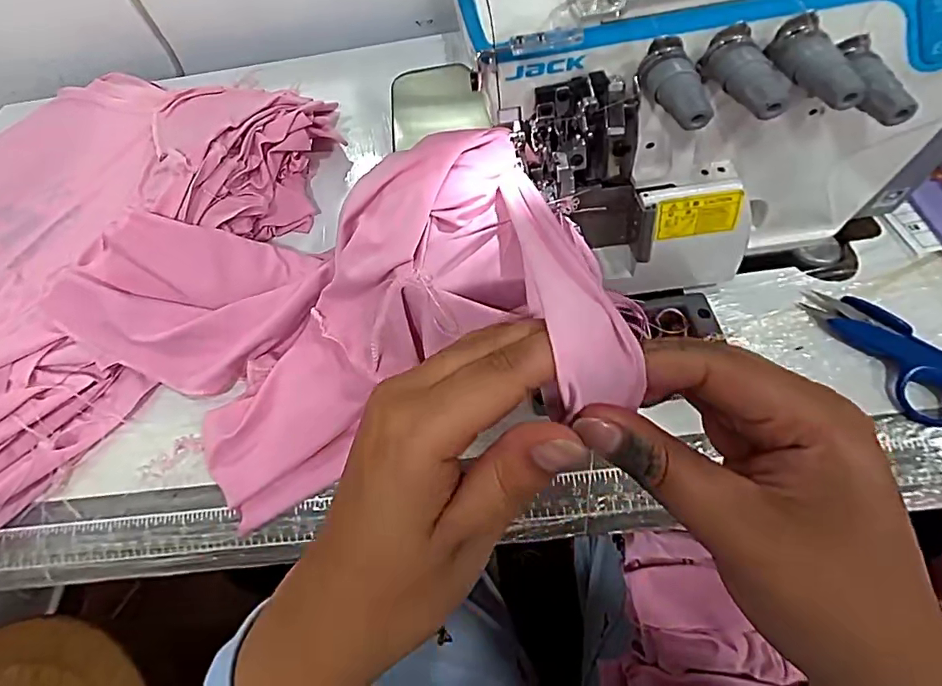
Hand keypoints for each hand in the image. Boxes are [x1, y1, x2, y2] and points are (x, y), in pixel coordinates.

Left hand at [237, 320, 587, 685]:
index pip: (502, 369)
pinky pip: (458, 361)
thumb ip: (514, 474)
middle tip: (605, 352)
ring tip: (581, 361)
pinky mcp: (399, 398)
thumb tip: (571, 430)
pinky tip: (533, 374)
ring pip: (473, 346)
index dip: (557, 352)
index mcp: (418, 427)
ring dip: (525, 345)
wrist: (334, 601)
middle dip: (546, 340)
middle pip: (487, 345)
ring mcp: (396, 389)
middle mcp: (402, 391)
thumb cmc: (398, 586)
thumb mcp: (465, 540)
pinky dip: (501, 359)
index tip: (608, 349)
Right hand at [572, 338, 941, 685]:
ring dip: (660, 397)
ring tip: (607, 400)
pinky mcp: (780, 456)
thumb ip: (659, 465)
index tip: (592, 376)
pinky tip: (644, 424)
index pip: (718, 364)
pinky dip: (678, 423)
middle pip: (715, 373)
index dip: (651, 364)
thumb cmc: (829, 604)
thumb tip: (590, 420)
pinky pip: (721, 424)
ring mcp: (795, 432)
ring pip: (713, 395)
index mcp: (815, 414)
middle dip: (652, 378)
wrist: (890, 678)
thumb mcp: (735, 529)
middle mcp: (807, 409)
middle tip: (591, 387)